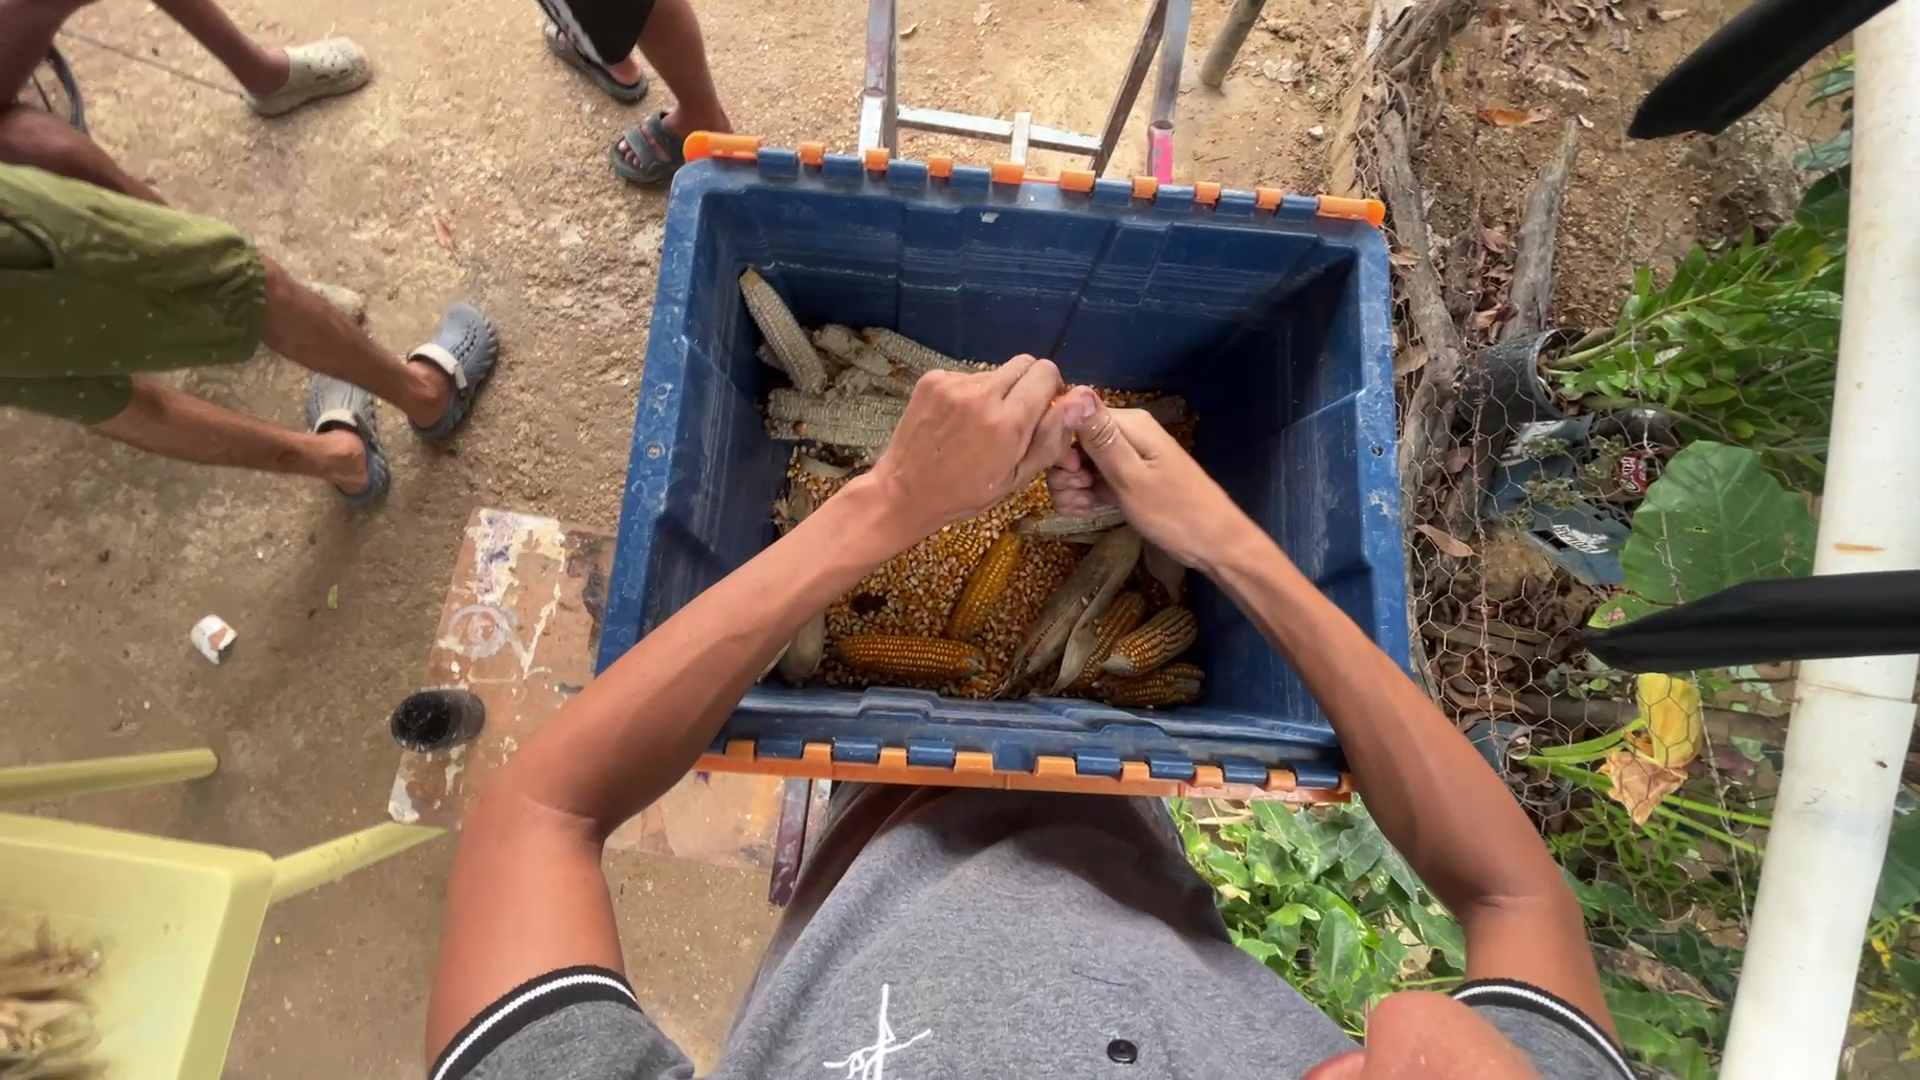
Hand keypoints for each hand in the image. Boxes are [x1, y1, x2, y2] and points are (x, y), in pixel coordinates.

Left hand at [866, 354, 1074, 542]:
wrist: (904, 492)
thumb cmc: (965, 494)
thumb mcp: (1017, 478)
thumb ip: (1051, 438)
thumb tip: (1079, 401)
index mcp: (1008, 421)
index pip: (1046, 372)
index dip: (1048, 391)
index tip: (1038, 413)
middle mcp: (982, 394)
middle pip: (1024, 363)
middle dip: (1026, 386)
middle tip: (1011, 419)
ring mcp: (953, 384)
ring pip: (994, 371)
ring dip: (996, 392)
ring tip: (977, 427)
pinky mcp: (932, 380)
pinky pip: (967, 376)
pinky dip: (968, 394)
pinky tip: (956, 423)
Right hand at [1046, 387, 1254, 569]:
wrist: (1211, 544)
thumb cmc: (1174, 512)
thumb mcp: (1131, 477)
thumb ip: (1101, 437)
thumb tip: (1076, 391)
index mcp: (1128, 424)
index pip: (1072, 416)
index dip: (1061, 445)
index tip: (1072, 471)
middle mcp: (1122, 435)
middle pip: (1070, 443)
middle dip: (1064, 471)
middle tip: (1081, 494)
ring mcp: (1122, 459)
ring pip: (1075, 466)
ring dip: (1071, 488)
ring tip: (1086, 507)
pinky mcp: (1121, 480)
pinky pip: (1089, 482)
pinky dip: (1083, 497)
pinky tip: (1089, 511)